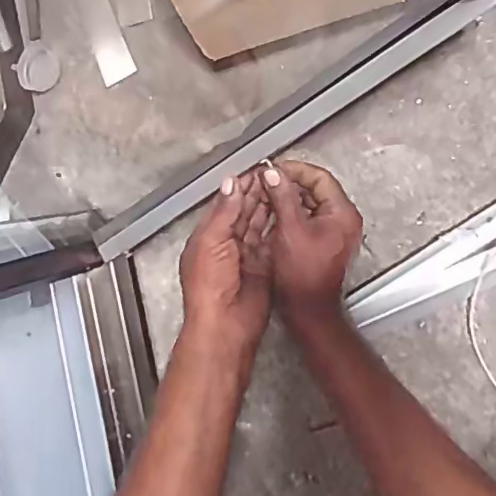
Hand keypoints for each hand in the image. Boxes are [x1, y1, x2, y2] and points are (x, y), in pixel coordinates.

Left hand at [178, 170, 272, 355]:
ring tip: (282, 188)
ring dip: (269, 207)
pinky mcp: (263, 268)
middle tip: (273, 176)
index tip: (255, 171)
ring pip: (258, 224)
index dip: (240, 187)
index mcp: (207, 237)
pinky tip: (287, 213)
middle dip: (257, 194)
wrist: (226, 325)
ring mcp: (245, 257)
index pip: (225, 204)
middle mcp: (226, 245)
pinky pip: (272, 242)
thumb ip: (223, 212)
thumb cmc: (209, 288)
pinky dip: (279, 227)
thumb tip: (230, 184)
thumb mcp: (211, 242)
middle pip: (243, 212)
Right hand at [260, 160, 363, 321]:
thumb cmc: (303, 277)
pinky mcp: (324, 242)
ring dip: (288, 198)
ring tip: (266, 195)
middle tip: (267, 181)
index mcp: (342, 213)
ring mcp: (335, 232)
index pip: (320, 177)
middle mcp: (343, 220)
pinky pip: (308, 218)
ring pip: (310, 203)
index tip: (274, 170)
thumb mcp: (289, 230)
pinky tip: (273, 214)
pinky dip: (290, 213)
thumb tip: (274, 174)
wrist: (307, 310)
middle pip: (315, 189)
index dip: (294, 170)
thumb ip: (282, 197)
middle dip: (289, 183)